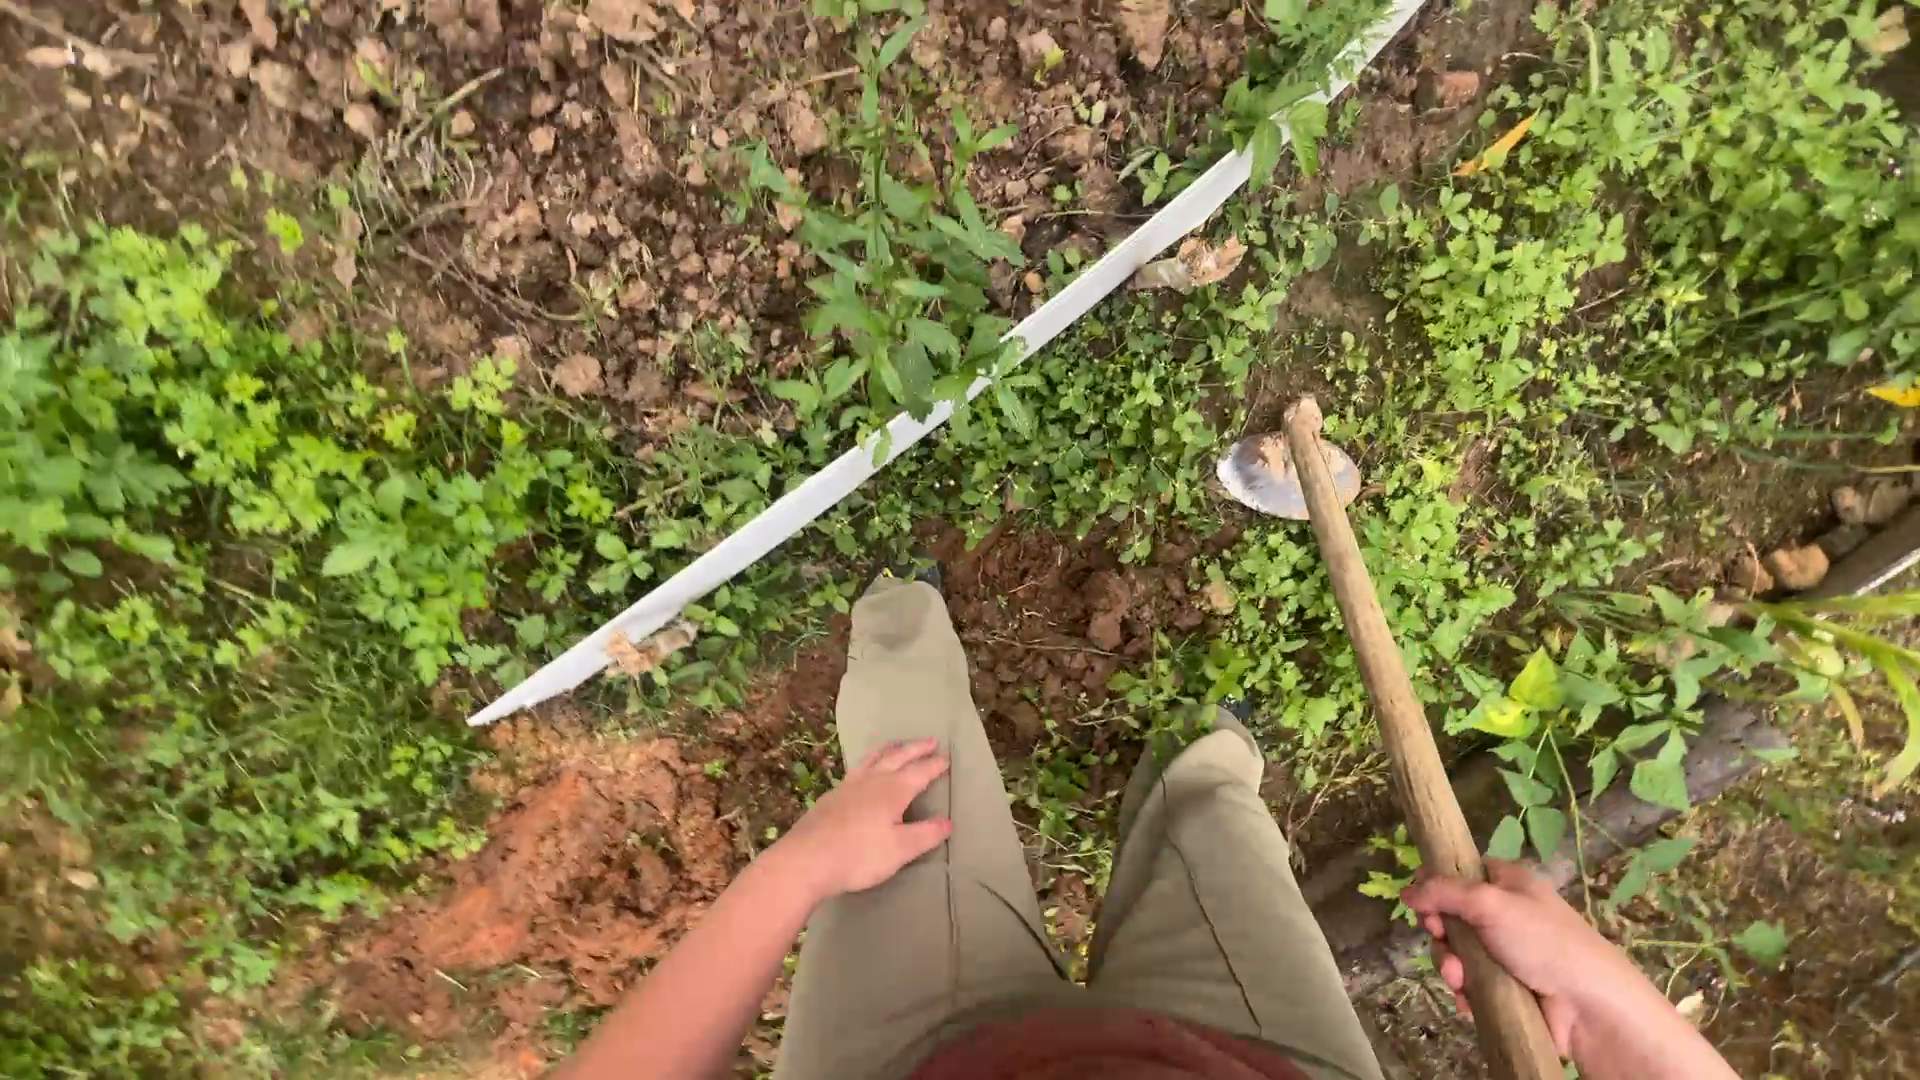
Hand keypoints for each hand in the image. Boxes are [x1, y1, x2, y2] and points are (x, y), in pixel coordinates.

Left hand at [770, 737, 952, 902]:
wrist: (806, 859)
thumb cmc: (858, 855)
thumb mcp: (900, 850)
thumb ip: (926, 834)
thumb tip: (948, 822)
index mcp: (893, 790)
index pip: (920, 772)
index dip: (934, 765)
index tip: (946, 758)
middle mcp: (872, 780)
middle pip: (898, 757)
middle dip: (916, 748)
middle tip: (931, 740)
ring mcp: (849, 785)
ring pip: (873, 758)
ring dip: (889, 749)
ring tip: (897, 743)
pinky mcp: (832, 795)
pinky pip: (857, 769)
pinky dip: (868, 762)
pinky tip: (863, 771)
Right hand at [1401, 860, 1654, 1057]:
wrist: (1594, 1010)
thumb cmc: (1544, 941)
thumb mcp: (1488, 902)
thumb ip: (1441, 891)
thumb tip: (1405, 891)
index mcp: (1507, 883)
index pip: (1458, 873)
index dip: (1435, 886)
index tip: (1423, 903)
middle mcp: (1505, 914)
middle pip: (1451, 915)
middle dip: (1440, 934)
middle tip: (1441, 941)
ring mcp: (1507, 953)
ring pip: (1457, 951)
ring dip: (1450, 965)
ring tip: (1459, 980)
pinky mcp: (1508, 986)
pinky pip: (1471, 982)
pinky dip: (1465, 990)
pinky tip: (1467, 999)